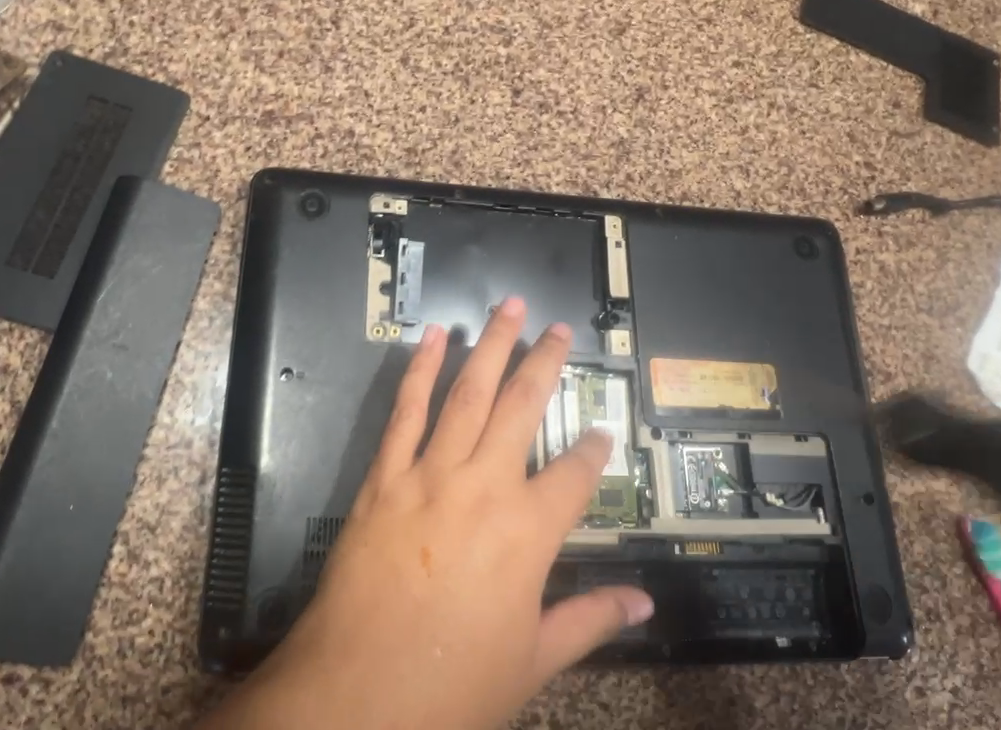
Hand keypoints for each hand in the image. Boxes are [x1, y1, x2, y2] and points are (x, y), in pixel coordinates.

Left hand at [200, 296, 652, 729]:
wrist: (356, 692)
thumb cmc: (452, 683)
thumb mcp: (534, 660)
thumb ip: (590, 621)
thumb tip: (644, 603)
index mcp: (528, 533)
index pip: (575, 476)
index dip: (593, 451)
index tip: (601, 432)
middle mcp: (483, 488)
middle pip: (521, 409)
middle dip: (544, 363)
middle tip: (558, 328)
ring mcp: (429, 475)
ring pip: (466, 395)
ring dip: (490, 347)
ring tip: (508, 309)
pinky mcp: (383, 478)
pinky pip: (405, 413)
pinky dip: (420, 372)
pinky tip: (432, 339)